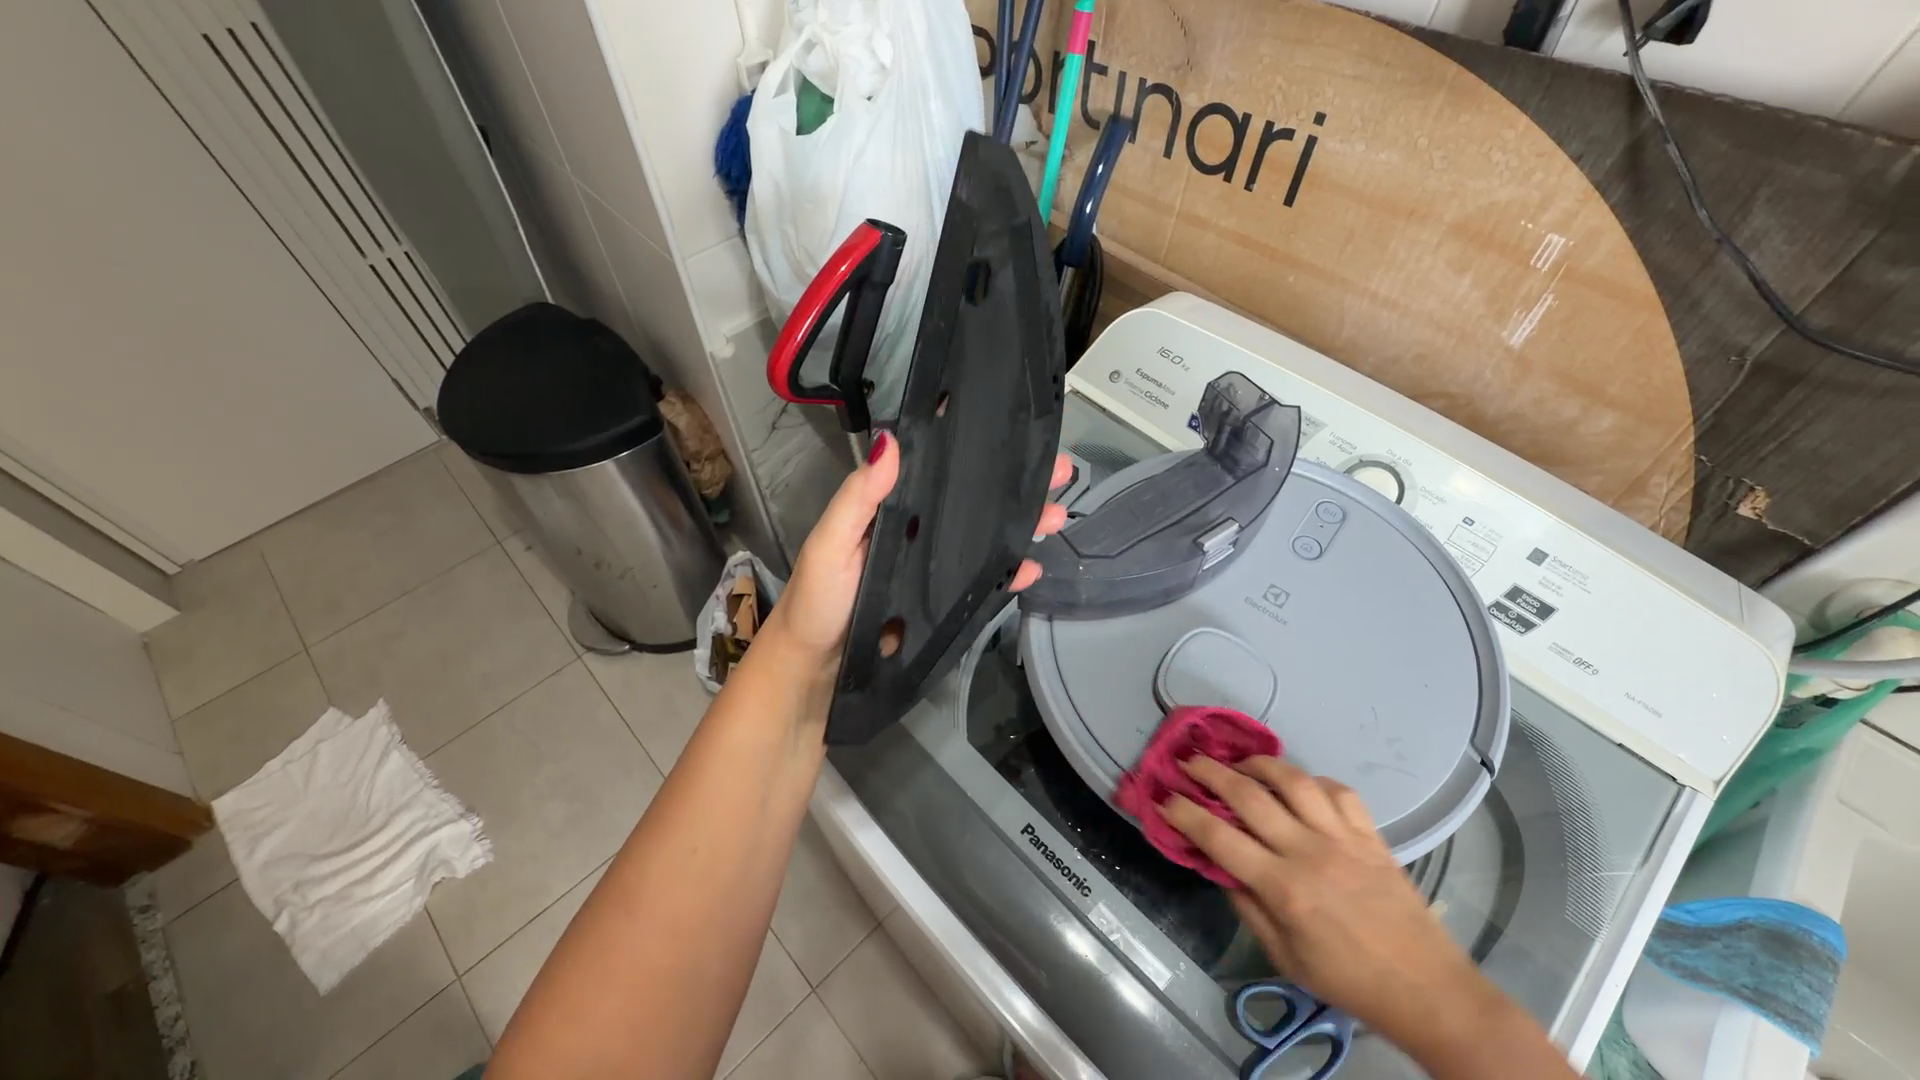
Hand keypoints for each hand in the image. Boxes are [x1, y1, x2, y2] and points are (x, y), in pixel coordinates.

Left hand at [767, 431, 1072, 668]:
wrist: (816, 674)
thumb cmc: (817, 603)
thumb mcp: (831, 544)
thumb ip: (859, 498)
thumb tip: (890, 440)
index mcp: (890, 512)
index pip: (940, 473)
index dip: (978, 453)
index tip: (1017, 435)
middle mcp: (916, 536)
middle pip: (973, 504)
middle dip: (1017, 487)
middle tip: (1060, 473)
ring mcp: (931, 572)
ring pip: (985, 541)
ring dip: (1022, 526)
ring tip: (1056, 516)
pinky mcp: (942, 607)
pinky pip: (982, 584)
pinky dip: (1010, 575)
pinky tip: (1031, 568)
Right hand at [1160, 756, 1495, 1046]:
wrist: (1424, 987)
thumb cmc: (1347, 980)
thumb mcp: (1283, 956)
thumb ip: (1247, 907)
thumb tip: (1220, 867)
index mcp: (1282, 887)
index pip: (1219, 838)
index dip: (1185, 814)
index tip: (1165, 798)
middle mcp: (1308, 852)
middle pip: (1249, 796)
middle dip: (1211, 773)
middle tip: (1189, 762)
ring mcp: (1343, 838)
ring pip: (1294, 781)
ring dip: (1260, 764)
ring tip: (1239, 762)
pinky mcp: (1371, 835)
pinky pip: (1338, 791)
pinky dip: (1312, 780)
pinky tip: (1298, 785)